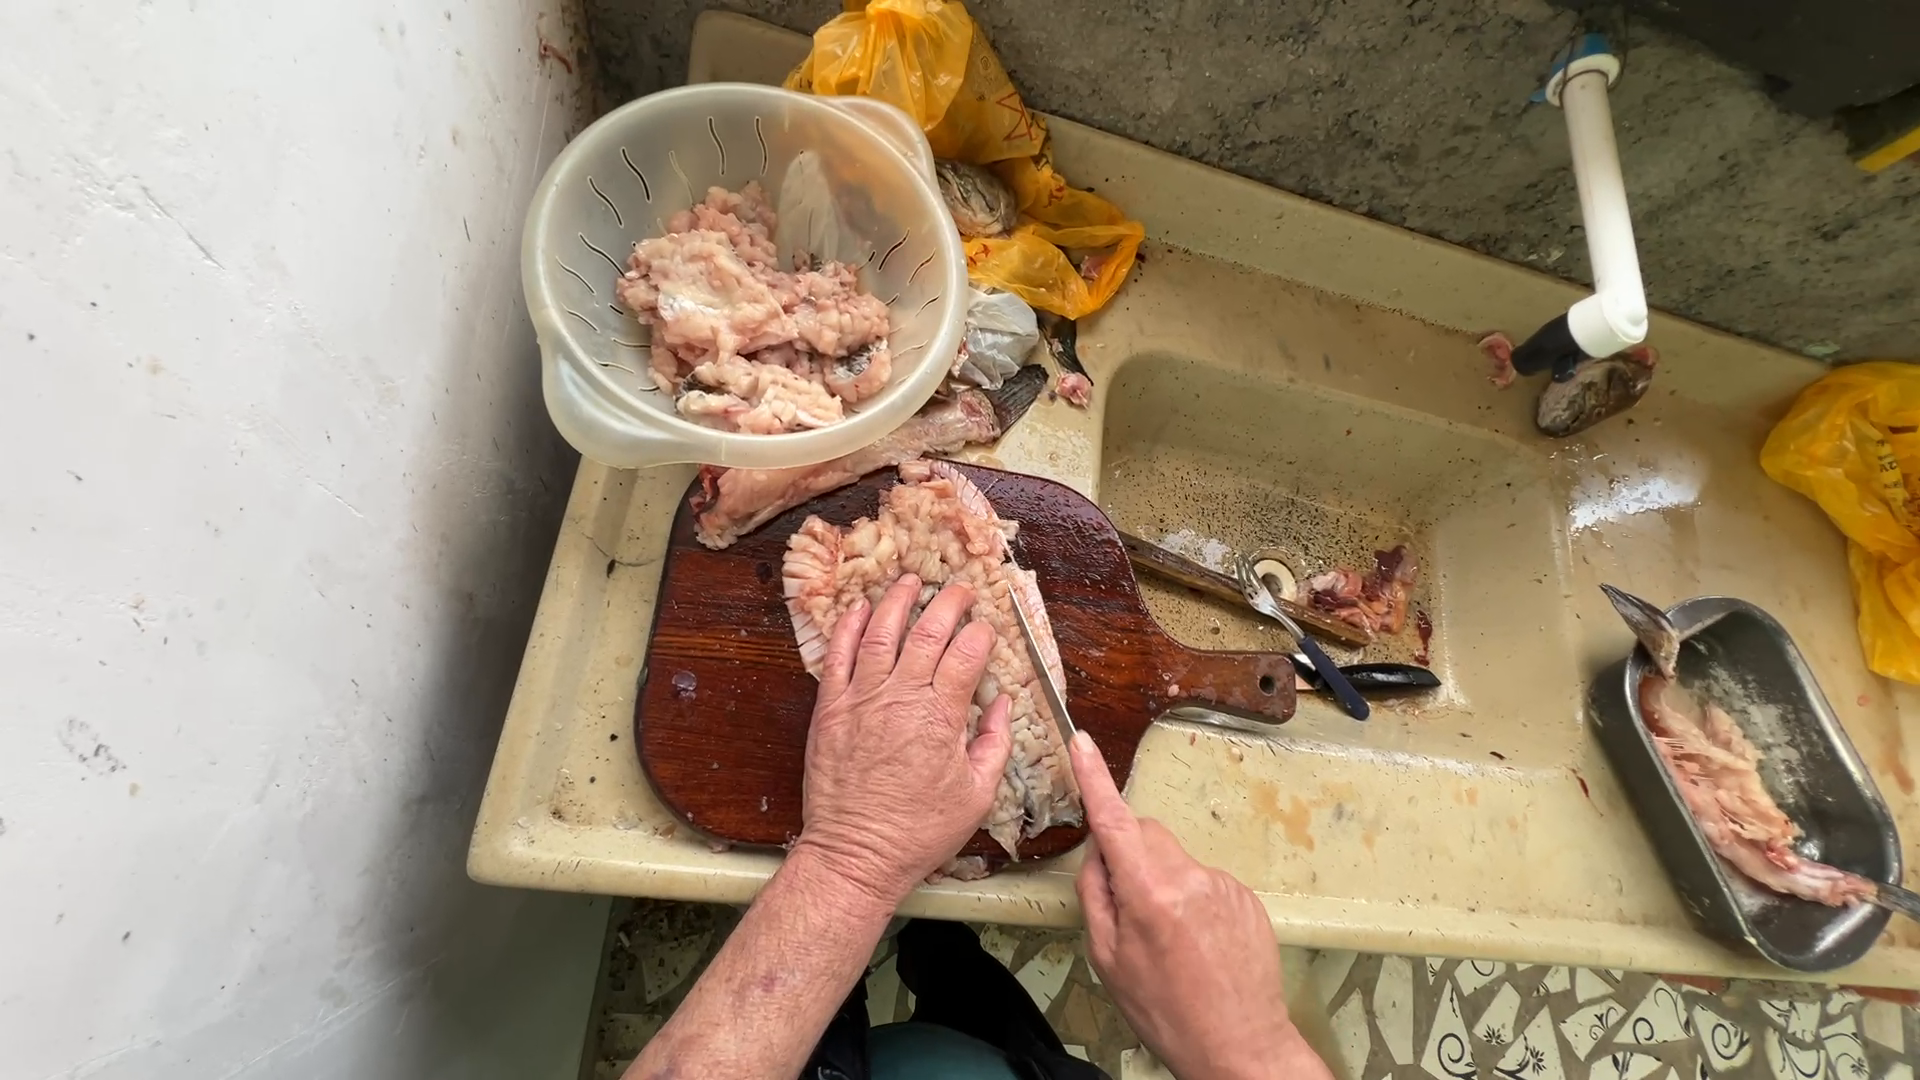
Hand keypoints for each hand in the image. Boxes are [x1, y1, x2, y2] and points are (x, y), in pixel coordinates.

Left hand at [795, 574, 1013, 906]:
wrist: (855, 855)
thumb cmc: (919, 830)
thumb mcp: (976, 794)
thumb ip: (994, 742)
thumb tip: (1004, 702)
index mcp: (941, 717)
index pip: (965, 656)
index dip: (979, 634)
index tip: (986, 627)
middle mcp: (902, 698)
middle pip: (928, 633)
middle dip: (948, 603)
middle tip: (959, 589)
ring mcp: (862, 699)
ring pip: (881, 634)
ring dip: (897, 601)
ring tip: (909, 581)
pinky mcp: (830, 709)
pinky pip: (838, 657)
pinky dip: (849, 629)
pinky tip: (859, 609)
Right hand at [1069, 732, 1331, 1079]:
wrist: (1242, 1049)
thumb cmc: (1168, 1012)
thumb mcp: (1108, 959)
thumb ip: (1095, 895)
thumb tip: (1099, 854)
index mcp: (1148, 893)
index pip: (1113, 820)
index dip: (1093, 777)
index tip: (1081, 742)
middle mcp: (1188, 877)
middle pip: (1143, 832)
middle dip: (1128, 851)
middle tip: (1128, 903)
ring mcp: (1221, 883)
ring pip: (1172, 854)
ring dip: (1160, 876)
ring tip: (1170, 933)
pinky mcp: (1244, 894)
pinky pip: (1201, 875)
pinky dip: (1190, 894)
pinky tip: (1196, 938)